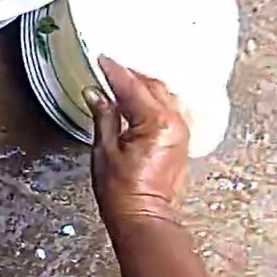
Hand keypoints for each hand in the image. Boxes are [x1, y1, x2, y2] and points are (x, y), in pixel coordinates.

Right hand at [83, 56, 189, 230]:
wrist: (144, 217)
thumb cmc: (123, 192)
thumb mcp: (104, 150)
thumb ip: (103, 116)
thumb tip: (95, 94)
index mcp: (156, 122)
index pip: (132, 87)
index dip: (114, 71)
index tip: (102, 59)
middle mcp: (175, 122)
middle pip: (153, 87)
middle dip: (131, 75)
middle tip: (110, 67)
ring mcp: (181, 131)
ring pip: (164, 96)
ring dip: (144, 85)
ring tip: (124, 80)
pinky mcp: (180, 141)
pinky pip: (169, 109)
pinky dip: (154, 99)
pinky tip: (142, 100)